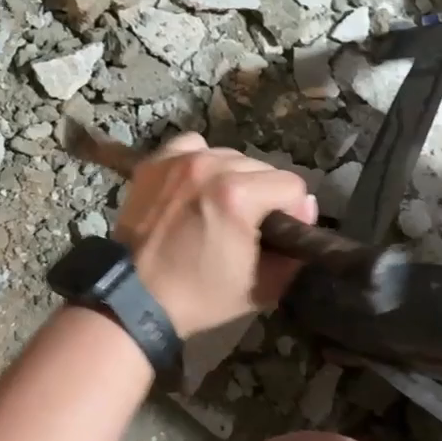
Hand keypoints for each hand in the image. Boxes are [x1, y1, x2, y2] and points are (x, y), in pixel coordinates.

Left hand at [112, 133, 316, 337]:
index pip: (292, 185)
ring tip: (220, 205)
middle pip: (262, 167)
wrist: (137, 294)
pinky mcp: (156, 160)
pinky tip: (196, 184)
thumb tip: (305, 212)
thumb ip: (294, 251)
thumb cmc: (201, 295)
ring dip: (234, 177)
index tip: (281, 232)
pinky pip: (193, 146)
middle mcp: (209, 166)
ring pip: (229, 155)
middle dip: (264, 194)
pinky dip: (200, 160)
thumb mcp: (262, 286)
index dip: (294, 211)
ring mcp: (179, 159)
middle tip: (250, 224)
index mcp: (237, 195)